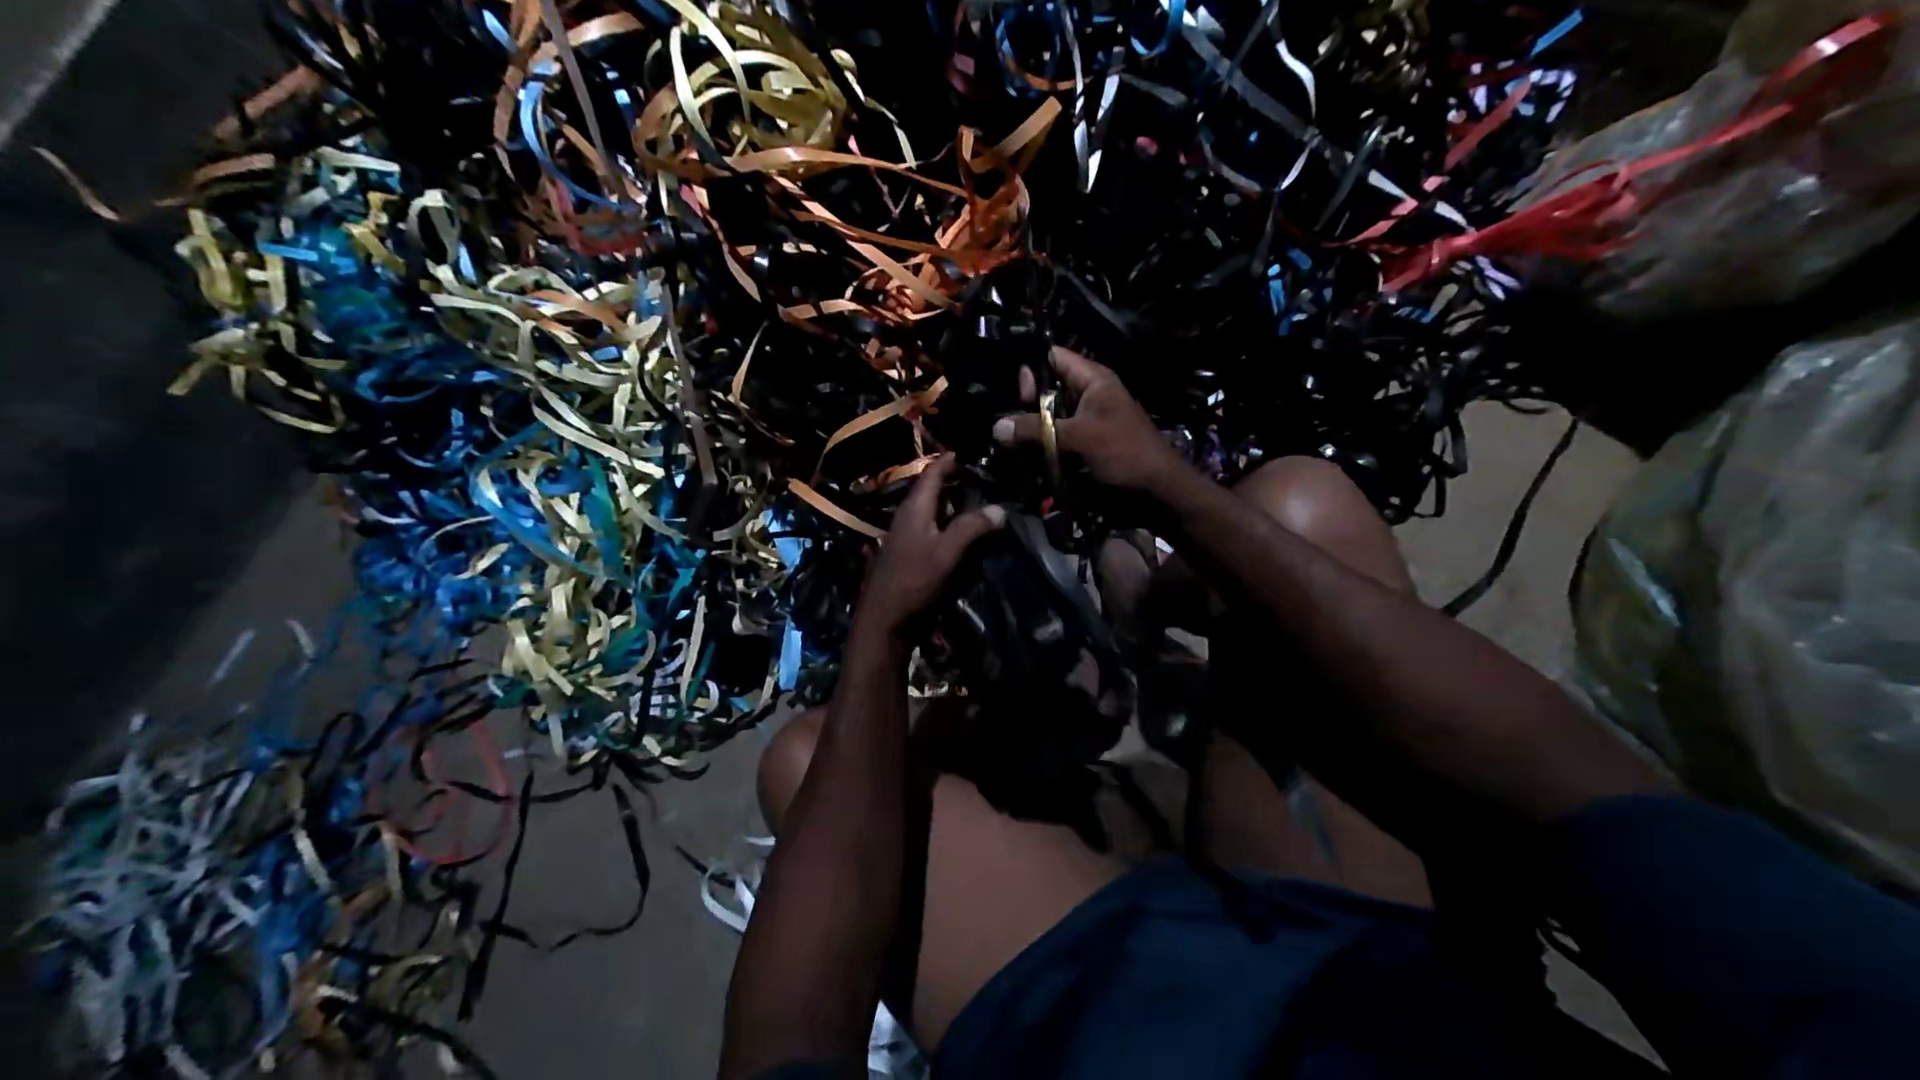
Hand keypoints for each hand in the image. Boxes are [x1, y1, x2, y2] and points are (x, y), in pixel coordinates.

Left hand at [855, 455, 1005, 635]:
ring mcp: (909, 537)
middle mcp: (909, 517)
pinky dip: (952, 527)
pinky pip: (935, 532)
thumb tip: (1000, 508)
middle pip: (934, 491)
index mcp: (914, 508)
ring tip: (984, 504)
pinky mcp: (912, 556)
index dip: (951, 460)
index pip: (932, 473)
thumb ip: (972, 527)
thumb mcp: (947, 552)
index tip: (973, 452)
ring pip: (935, 512)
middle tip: (987, 479)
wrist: (886, 620)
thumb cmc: (914, 581)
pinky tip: (969, 536)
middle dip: (958, 483)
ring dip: (957, 506)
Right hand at [991, 346, 1188, 494]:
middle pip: (1047, 387)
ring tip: (1007, 438)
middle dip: (1025, 402)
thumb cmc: (1124, 452)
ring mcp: (1086, 419)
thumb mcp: (1079, 436)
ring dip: (1031, 427)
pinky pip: (1056, 436)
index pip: (1053, 357)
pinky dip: (1042, 443)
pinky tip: (1023, 452)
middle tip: (1005, 420)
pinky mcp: (1084, 442)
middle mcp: (1087, 394)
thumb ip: (1037, 429)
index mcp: (1092, 379)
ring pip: (1049, 414)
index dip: (1032, 369)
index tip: (1018, 394)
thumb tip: (996, 427)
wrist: (1157, 488)